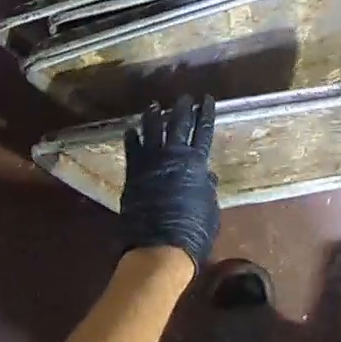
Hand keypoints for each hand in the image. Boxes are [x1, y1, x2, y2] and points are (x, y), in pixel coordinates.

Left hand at [119, 95, 218, 269]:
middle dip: (182, 108)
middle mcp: (174, 156)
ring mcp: (151, 163)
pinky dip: (132, 138)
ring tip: (154, 105)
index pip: (204, 131)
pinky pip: (132, 150)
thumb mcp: (210, 208)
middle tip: (184, 96)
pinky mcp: (133, 174)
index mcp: (196, 163)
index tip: (206, 99)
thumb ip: (208, 189)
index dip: (206, 113)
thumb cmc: (193, 230)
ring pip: (152, 131)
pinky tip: (130, 129)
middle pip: (178, 125)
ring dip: (154, 117)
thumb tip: (208, 176)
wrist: (160, 245)